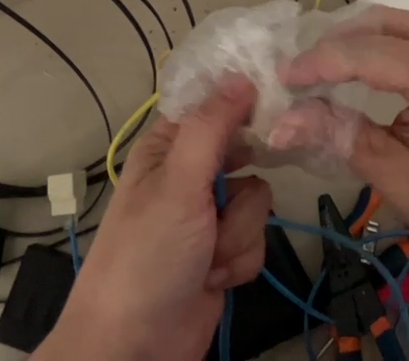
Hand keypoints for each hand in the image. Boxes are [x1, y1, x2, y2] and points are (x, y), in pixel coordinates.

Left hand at [36, 76, 273, 360]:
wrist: (135, 348)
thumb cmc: (147, 255)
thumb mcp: (177, 184)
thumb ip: (211, 128)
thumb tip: (242, 76)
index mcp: (168, 147)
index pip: (212, 103)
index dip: (241, 99)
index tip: (273, 99)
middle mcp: (189, 174)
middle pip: (245, 152)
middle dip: (242, 183)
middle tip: (238, 191)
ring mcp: (208, 215)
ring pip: (257, 198)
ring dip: (238, 231)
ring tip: (208, 253)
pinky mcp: (224, 251)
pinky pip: (257, 237)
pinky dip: (239, 259)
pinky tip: (214, 277)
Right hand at [277, 6, 408, 279]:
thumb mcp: (395, 174)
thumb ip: (339, 135)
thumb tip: (281, 122)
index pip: (369, 52)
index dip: (320, 62)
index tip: (280, 77)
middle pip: (383, 23)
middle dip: (336, 42)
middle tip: (297, 69)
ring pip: (396, 27)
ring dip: (354, 41)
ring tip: (315, 68)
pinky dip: (376, 50)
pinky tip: (350, 70)